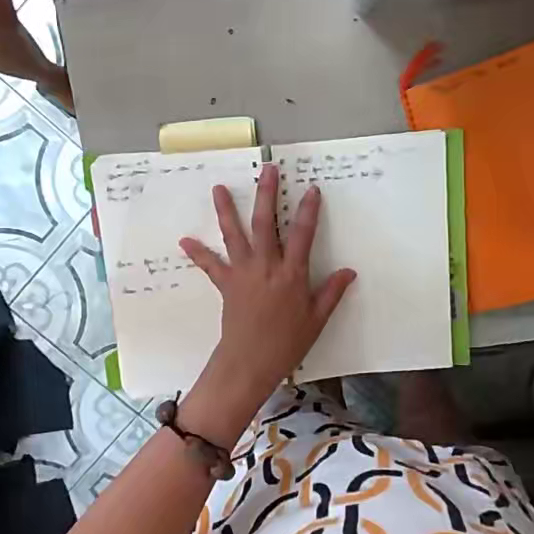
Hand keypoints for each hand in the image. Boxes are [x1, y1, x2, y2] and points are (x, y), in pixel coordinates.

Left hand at [180, 164, 355, 412]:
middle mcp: (266, 267)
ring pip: (234, 235)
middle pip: (265, 223)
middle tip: (267, 170)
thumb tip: (349, 271)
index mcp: (291, 274)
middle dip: (266, 194)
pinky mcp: (226, 285)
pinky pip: (211, 266)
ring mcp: (243, 274)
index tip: (310, 189)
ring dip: (226, 211)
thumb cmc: (287, 343)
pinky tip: (184, 240)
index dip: (308, 210)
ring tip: (218, 188)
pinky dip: (198, 253)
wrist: (249, 363)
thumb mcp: (317, 320)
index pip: (302, 234)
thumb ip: (331, 293)